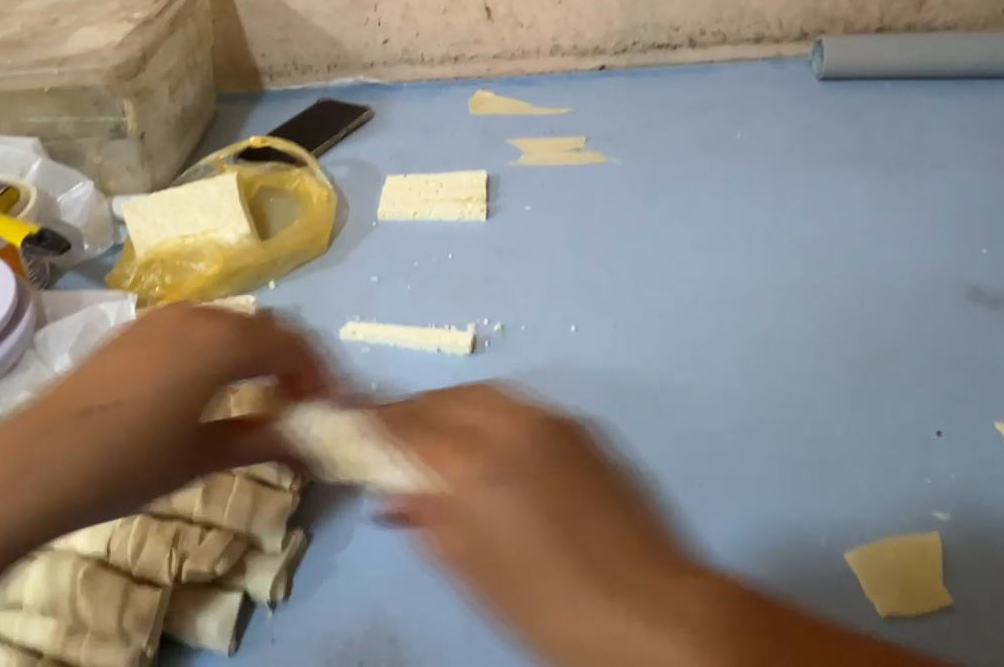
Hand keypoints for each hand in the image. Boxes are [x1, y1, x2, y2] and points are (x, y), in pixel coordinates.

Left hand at [0, 303, 333, 546]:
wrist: (31, 463)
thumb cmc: (125, 464)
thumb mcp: (201, 456)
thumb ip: (262, 439)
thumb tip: (308, 442)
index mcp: (221, 342)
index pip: (291, 346)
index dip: (318, 374)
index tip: (329, 408)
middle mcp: (197, 316)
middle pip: (263, 328)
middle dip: (290, 361)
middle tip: (301, 403)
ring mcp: (162, 317)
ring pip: (229, 325)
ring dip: (254, 353)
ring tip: (260, 396)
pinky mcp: (135, 329)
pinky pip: (197, 328)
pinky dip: (220, 349)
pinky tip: (210, 386)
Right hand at [375, 385, 717, 666]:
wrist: (654, 610)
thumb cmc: (552, 607)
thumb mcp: (475, 572)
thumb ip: (430, 519)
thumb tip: (396, 489)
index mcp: (475, 465)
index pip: (406, 427)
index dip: (373, 423)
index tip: (349, 423)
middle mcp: (508, 425)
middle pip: (441, 400)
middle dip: (410, 412)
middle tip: (389, 435)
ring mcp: (549, 419)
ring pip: (480, 394)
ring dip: (448, 408)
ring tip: (434, 435)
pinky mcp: (580, 426)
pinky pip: (516, 406)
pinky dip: (486, 413)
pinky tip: (486, 443)